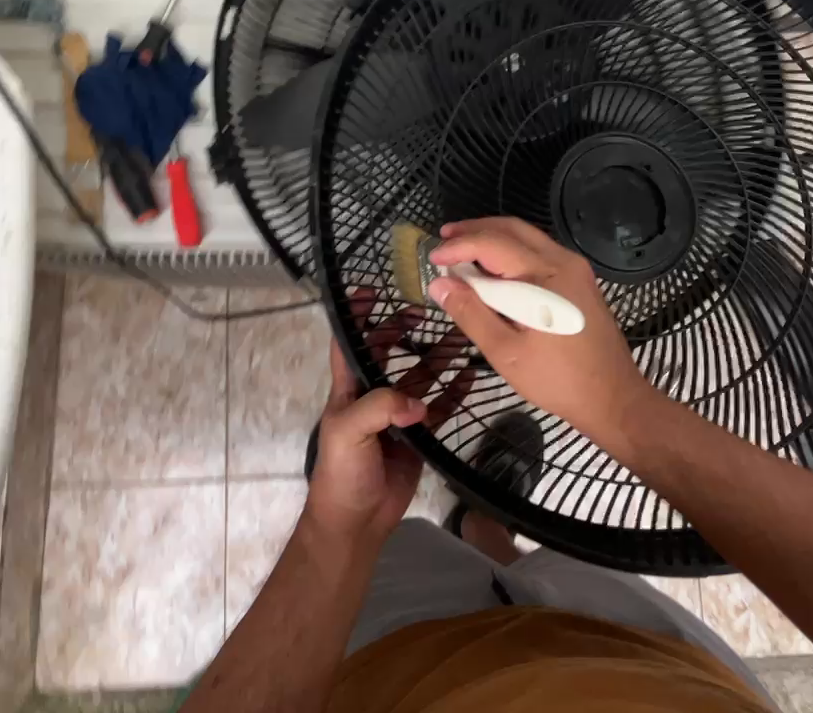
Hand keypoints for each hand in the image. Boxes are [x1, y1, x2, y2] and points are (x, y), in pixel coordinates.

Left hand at [303, 300, 472, 545]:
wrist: (356, 522)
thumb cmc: (342, 472)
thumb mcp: (348, 432)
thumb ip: (379, 408)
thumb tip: (418, 403)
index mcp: (349, 388)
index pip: (348, 342)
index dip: (355, 315)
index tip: (372, 290)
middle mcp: (373, 394)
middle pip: (388, 352)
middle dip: (403, 329)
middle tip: (427, 310)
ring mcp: (398, 414)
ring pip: (420, 376)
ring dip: (437, 356)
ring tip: (460, 335)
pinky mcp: (419, 435)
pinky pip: (440, 406)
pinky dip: (454, 391)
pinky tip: (471, 375)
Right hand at [427, 217, 654, 438]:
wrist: (614, 399)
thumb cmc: (557, 380)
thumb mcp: (505, 352)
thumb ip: (471, 313)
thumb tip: (439, 283)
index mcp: (545, 275)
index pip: (492, 244)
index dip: (458, 246)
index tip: (431, 256)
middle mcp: (563, 261)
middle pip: (512, 229)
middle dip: (474, 230)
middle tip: (443, 239)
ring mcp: (575, 269)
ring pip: (527, 237)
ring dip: (492, 238)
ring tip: (461, 249)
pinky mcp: (580, 281)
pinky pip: (539, 252)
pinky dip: (510, 251)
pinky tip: (493, 269)